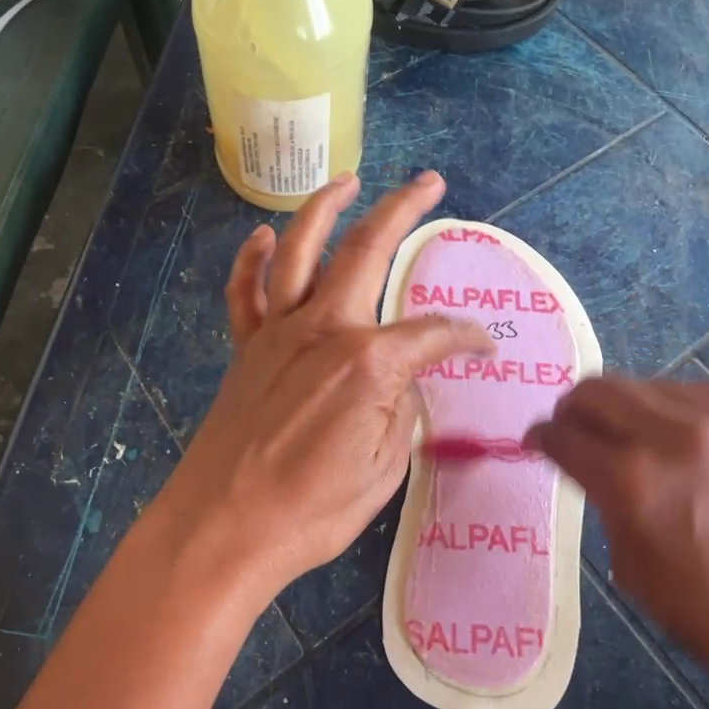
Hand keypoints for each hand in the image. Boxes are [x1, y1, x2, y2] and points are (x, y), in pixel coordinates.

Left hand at [151, 171, 494, 597]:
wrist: (223, 527)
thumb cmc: (311, 510)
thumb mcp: (384, 467)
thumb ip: (401, 410)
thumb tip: (402, 382)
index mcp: (368, 360)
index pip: (433, 332)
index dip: (466, 337)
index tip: (485, 347)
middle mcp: (323, 327)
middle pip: (366, 249)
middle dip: (402, 208)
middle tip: (429, 182)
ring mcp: (278, 332)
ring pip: (300, 249)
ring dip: (325, 207)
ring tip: (348, 180)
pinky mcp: (246, 347)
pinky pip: (246, 291)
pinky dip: (253, 258)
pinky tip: (265, 236)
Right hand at [525, 378, 708, 708]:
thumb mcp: (642, 577)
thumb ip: (609, 508)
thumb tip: (597, 474)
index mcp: (634, 481)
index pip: (563, 435)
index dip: (541, 439)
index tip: (537, 445)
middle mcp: (672, 433)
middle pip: (595, 389)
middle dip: (572, 411)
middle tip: (573, 435)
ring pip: (642, 382)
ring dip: (621, 406)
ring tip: (629, 440)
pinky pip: (692, 394)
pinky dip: (668, 410)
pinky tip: (681, 443)